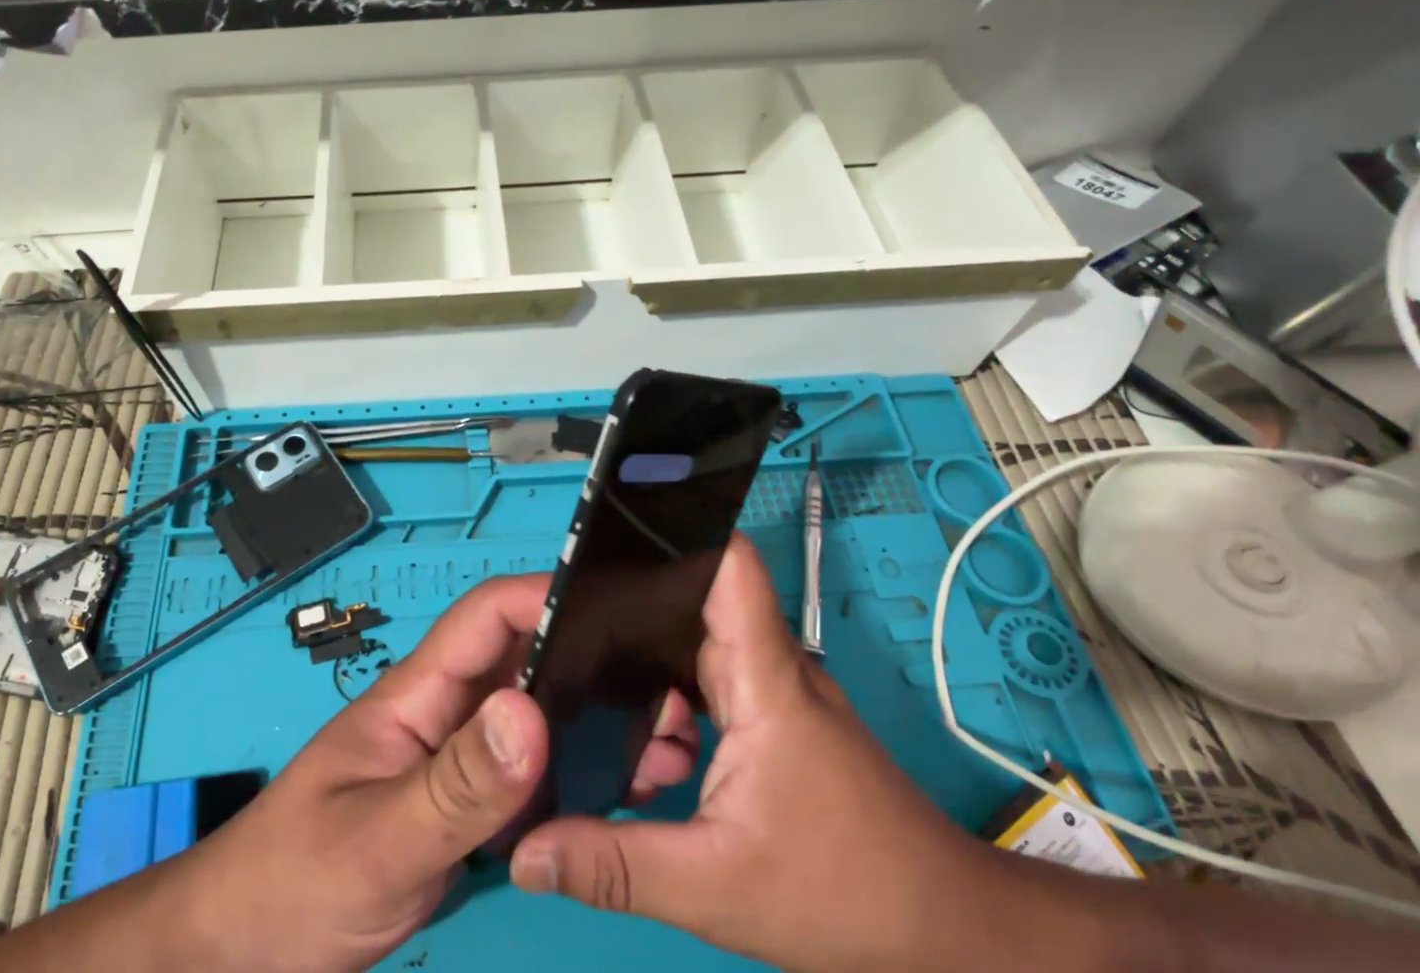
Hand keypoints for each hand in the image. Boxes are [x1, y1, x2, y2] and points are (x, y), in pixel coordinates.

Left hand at [146, 572, 701, 971]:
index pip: (487, 617)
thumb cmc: (295, 882)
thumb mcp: (378, 838)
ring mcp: (454, 765)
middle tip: (673, 696)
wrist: (248, 948)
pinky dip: (574, 781)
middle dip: (594, 665)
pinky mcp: (464, 811)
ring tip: (664, 749)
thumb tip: (531, 710)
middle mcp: (443, 717)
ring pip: (534, 723)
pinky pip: (528, 780)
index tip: (625, 610)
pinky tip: (620, 799)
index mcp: (415, 697)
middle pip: (524, 664)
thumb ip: (454, 785)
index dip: (549, 597)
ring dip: (592, 726)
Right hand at [508, 535, 1008, 970]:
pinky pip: (707, 688)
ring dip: (642, 667)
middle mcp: (771, 671)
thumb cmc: (844, 894)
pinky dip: (666, 704)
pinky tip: (634, 743)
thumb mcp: (712, 886)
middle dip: (624, 610)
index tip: (603, 539)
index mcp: (764, 679)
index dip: (673, 535)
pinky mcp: (777, 726)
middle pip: (692, 605)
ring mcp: (776, 698)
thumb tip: (523, 851)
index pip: (728, 567)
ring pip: (694, 650)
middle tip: (553, 633)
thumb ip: (611, 865)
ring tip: (580, 690)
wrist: (945, 932)